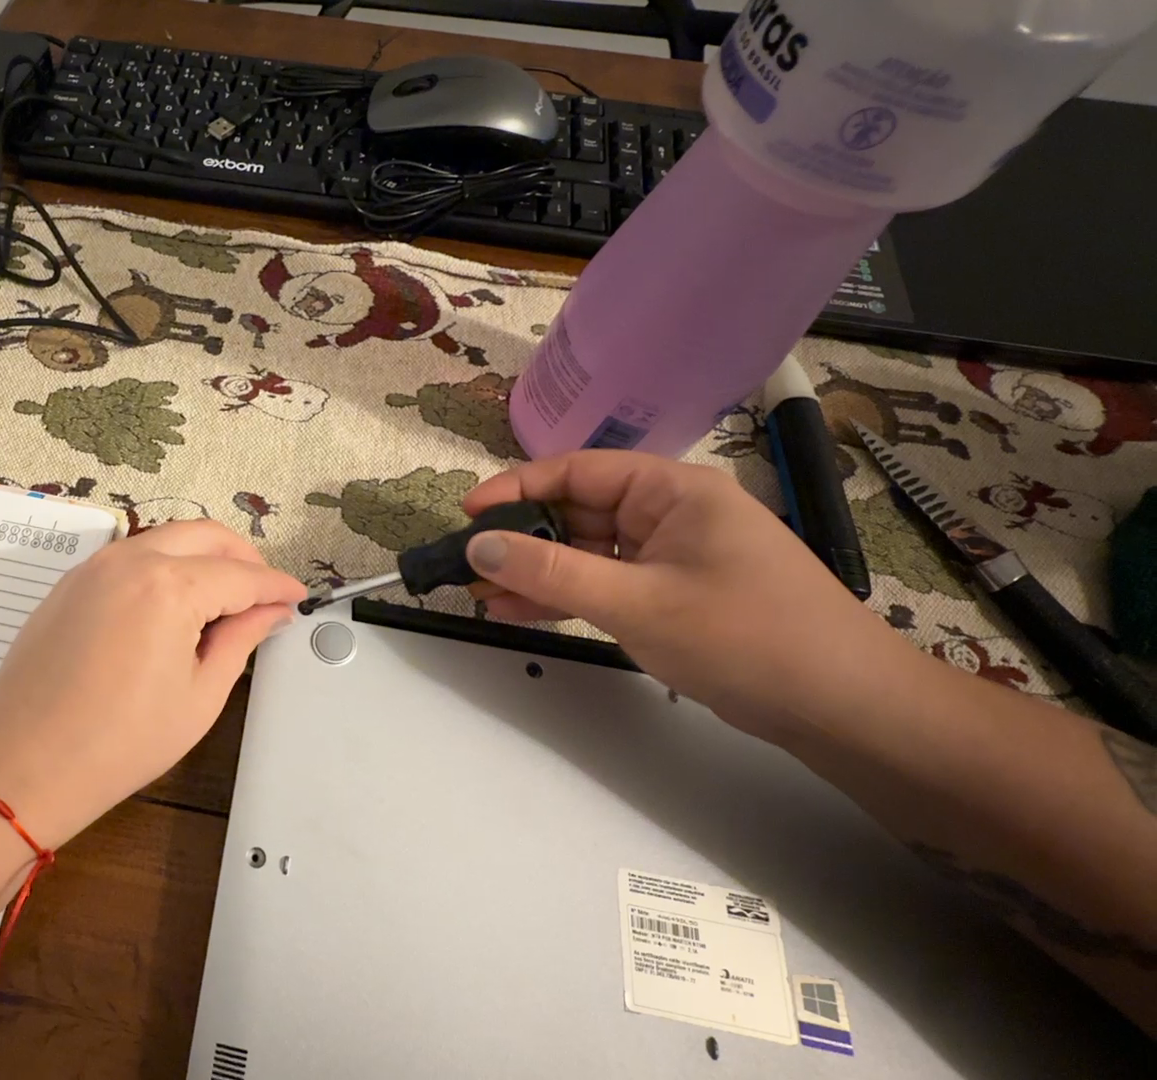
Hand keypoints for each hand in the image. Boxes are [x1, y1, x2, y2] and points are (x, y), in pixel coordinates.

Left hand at [0, 520, 305, 846]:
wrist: (27, 765)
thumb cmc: (120, 743)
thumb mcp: (200, 695)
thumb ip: (241, 639)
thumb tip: (270, 611)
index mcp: (169, 587)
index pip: (241, 575)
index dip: (276, 586)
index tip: (297, 596)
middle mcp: (129, 560)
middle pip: (205, 535)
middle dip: (243, 558)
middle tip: (263, 594)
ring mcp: (93, 566)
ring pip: (165, 538)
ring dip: (202, 556)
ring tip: (223, 599)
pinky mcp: (70, 582)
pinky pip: (130, 555)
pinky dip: (163, 565)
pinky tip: (173, 603)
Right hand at [462, 451, 915, 742]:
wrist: (843, 708)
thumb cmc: (744, 638)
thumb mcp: (635, 603)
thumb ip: (550, 572)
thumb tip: (476, 545)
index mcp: (671, 491)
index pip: (577, 471)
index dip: (516, 488)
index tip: (466, 514)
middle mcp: (669, 514)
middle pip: (577, 512)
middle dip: (521, 540)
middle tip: (467, 566)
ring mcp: (671, 556)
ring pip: (586, 553)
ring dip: (536, 573)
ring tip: (481, 595)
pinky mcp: (672, 595)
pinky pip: (604, 585)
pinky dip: (564, 597)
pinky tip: (519, 612)